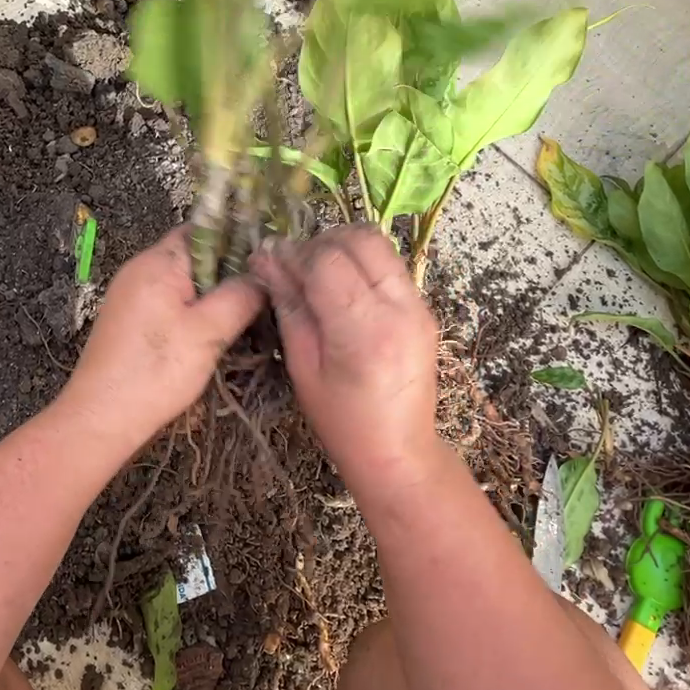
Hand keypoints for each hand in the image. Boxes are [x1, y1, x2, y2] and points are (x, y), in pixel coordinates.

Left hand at [61, 227, 264, 439]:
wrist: (102, 417)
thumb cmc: (156, 370)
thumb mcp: (208, 332)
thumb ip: (240, 295)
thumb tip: (264, 274)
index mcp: (157, 262)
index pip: (202, 229)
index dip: (237, 237)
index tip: (269, 256)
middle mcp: (140, 270)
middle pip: (194, 255)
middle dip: (229, 270)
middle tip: (266, 290)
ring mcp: (132, 295)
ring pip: (184, 282)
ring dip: (214, 294)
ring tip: (249, 313)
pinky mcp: (130, 320)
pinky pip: (170, 302)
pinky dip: (194, 311)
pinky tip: (217, 332)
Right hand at [250, 226, 440, 481]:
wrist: (399, 450)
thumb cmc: (341, 420)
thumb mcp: (302, 366)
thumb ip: (289, 306)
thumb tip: (265, 260)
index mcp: (364, 331)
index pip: (327, 261)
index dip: (294, 254)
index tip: (271, 262)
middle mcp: (399, 309)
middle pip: (360, 239)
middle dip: (320, 242)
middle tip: (296, 267)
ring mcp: (419, 306)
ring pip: (379, 244)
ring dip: (342, 247)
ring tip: (318, 274)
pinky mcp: (424, 307)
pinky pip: (389, 264)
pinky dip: (360, 263)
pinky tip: (341, 289)